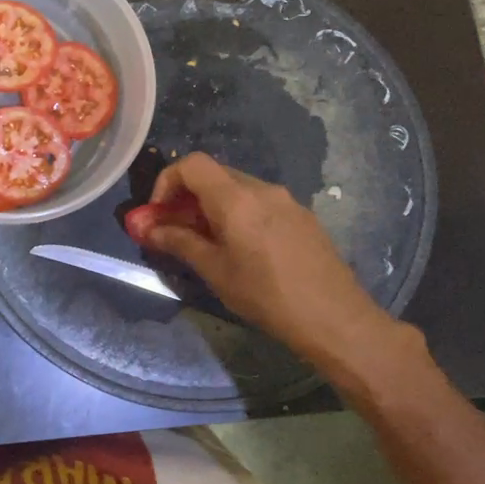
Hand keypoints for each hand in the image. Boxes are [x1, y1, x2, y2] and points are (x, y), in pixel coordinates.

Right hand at [142, 153, 424, 377]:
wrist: (336, 319)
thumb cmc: (265, 295)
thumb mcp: (214, 270)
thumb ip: (178, 242)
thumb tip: (148, 228)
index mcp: (236, 199)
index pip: (192, 164)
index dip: (167, 181)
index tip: (159, 212)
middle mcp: (263, 190)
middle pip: (214, 174)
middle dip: (186, 196)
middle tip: (175, 229)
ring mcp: (287, 202)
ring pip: (237, 189)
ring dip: (212, 206)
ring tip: (206, 242)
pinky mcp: (302, 217)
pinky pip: (259, 203)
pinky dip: (237, 214)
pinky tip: (241, 249)